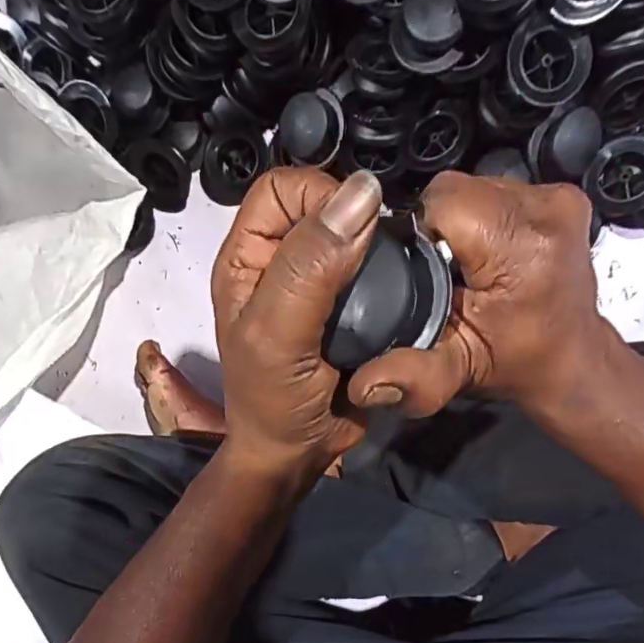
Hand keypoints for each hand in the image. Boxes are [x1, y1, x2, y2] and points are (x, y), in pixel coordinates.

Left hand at [210, 166, 383, 477]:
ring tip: (388, 280)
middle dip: (355, 224)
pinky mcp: (351, 310)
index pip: (283, 189)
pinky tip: (396, 295)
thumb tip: (360, 195)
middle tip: (375, 263)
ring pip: (355, 239)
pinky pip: (377, 274)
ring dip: (378, 253)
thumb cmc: (273, 402)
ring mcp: (319, 287)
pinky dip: (391, 278)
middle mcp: (281, 265)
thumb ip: (310, 269)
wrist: (300, 453)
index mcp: (248, 259)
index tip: (353, 234)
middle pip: (323, 207)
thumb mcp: (277, 336)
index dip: (319, 197)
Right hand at [347, 172, 616, 415]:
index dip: (419, 234)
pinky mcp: (560, 195)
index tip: (427, 273)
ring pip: (474, 186)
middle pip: (455, 189)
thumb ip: (411, 372)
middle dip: (439, 229)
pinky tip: (488, 254)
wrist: (570, 360)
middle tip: (447, 276)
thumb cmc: (519, 363)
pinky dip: (484, 219)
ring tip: (468, 267)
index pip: (440, 202)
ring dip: (461, 223)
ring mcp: (557, 199)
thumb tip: (362, 385)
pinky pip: (497, 191)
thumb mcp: (457, 369)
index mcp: (521, 248)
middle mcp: (545, 211)